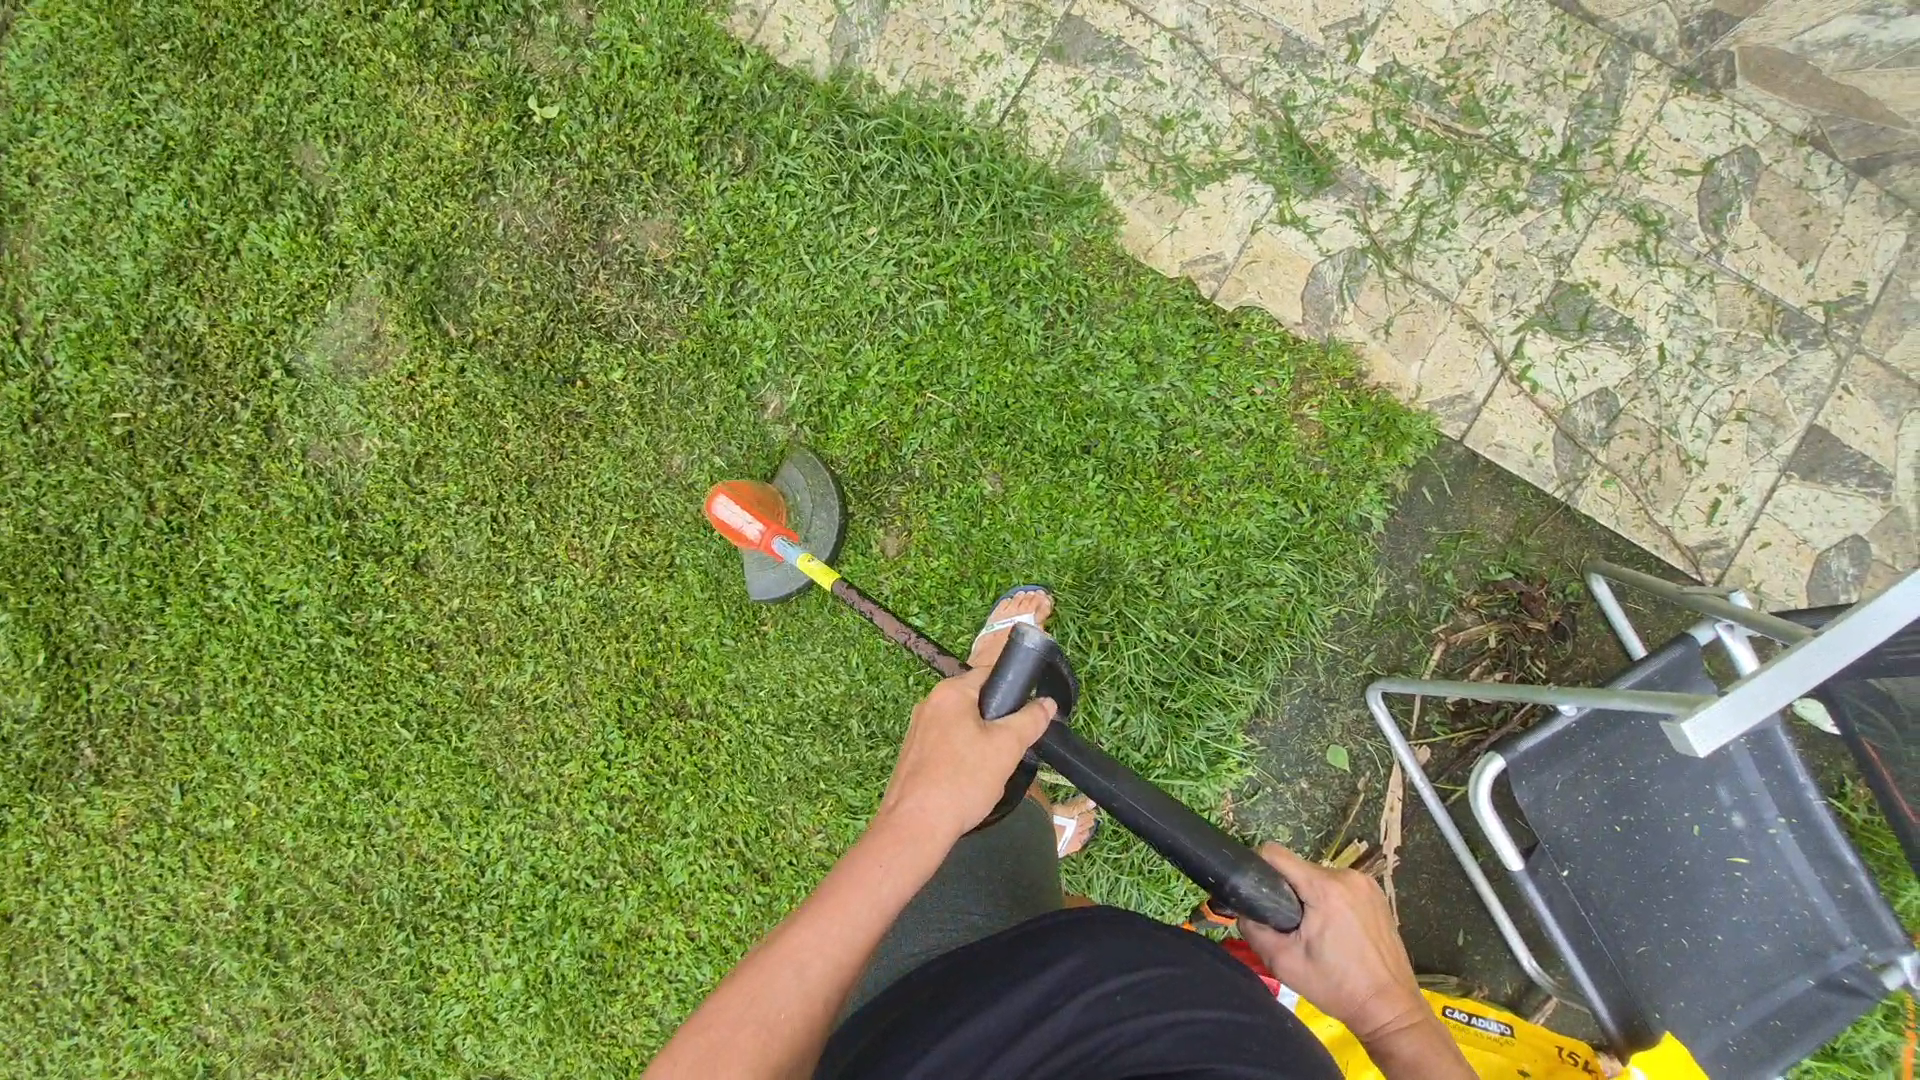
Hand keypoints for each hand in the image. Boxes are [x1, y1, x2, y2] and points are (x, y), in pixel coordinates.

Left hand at [876, 668, 1056, 846]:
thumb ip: (1030, 721)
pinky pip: (947, 747)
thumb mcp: (1007, 747)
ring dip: (981, 745)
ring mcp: (918, 730)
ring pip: (963, 728)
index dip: (1013, 691)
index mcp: (950, 692)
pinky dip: (962, 760)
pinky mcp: (913, 754)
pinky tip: (969, 783)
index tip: (1027, 716)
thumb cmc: (962, 780)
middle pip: (976, 703)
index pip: (989, 674)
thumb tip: (1047, 703)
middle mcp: (930, 703)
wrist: (915, 826)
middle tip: (1010, 750)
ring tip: (991, 771)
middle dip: (997, 725)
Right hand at [1238, 843, 1428, 1044]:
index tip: (1258, 894)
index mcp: (1324, 888)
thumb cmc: (1337, 988)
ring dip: (1309, 896)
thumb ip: (1253, 929)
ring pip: (1318, 876)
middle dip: (1287, 891)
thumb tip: (1241, 909)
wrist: (1390, 1011)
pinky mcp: (1377, 894)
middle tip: (1290, 925)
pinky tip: (1336, 929)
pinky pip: (1338, 885)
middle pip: (1297, 867)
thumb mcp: (1283, 963)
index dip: (1258, 868)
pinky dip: (1329, 900)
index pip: (1275, 854)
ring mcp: (1366, 883)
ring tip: (1314, 930)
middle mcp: (1347, 876)